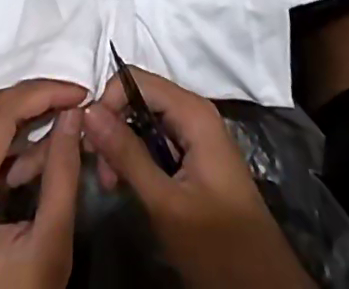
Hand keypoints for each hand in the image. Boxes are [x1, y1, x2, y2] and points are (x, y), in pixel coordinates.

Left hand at [0, 80, 85, 288]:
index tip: (83, 93)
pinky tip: (48, 161)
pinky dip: (22, 147)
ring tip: (72, 140)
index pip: (1, 114)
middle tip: (83, 107)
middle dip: (42, 104)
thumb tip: (75, 112)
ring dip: (35, 126)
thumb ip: (62, 173)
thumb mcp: (50, 240)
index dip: (44, 93)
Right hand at [83, 69, 315, 288]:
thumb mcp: (164, 201)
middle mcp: (194, 112)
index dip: (108, 103)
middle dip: (113, 126)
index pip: (136, 80)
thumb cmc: (215, 241)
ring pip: (144, 119)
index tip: (88, 142)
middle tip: (98, 169)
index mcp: (193, 112)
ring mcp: (194, 133)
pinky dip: (135, 156)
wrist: (259, 280)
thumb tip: (88, 112)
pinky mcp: (192, 154)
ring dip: (121, 145)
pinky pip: (155, 138)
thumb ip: (126, 153)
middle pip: (139, 97)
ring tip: (111, 183)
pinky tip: (126, 183)